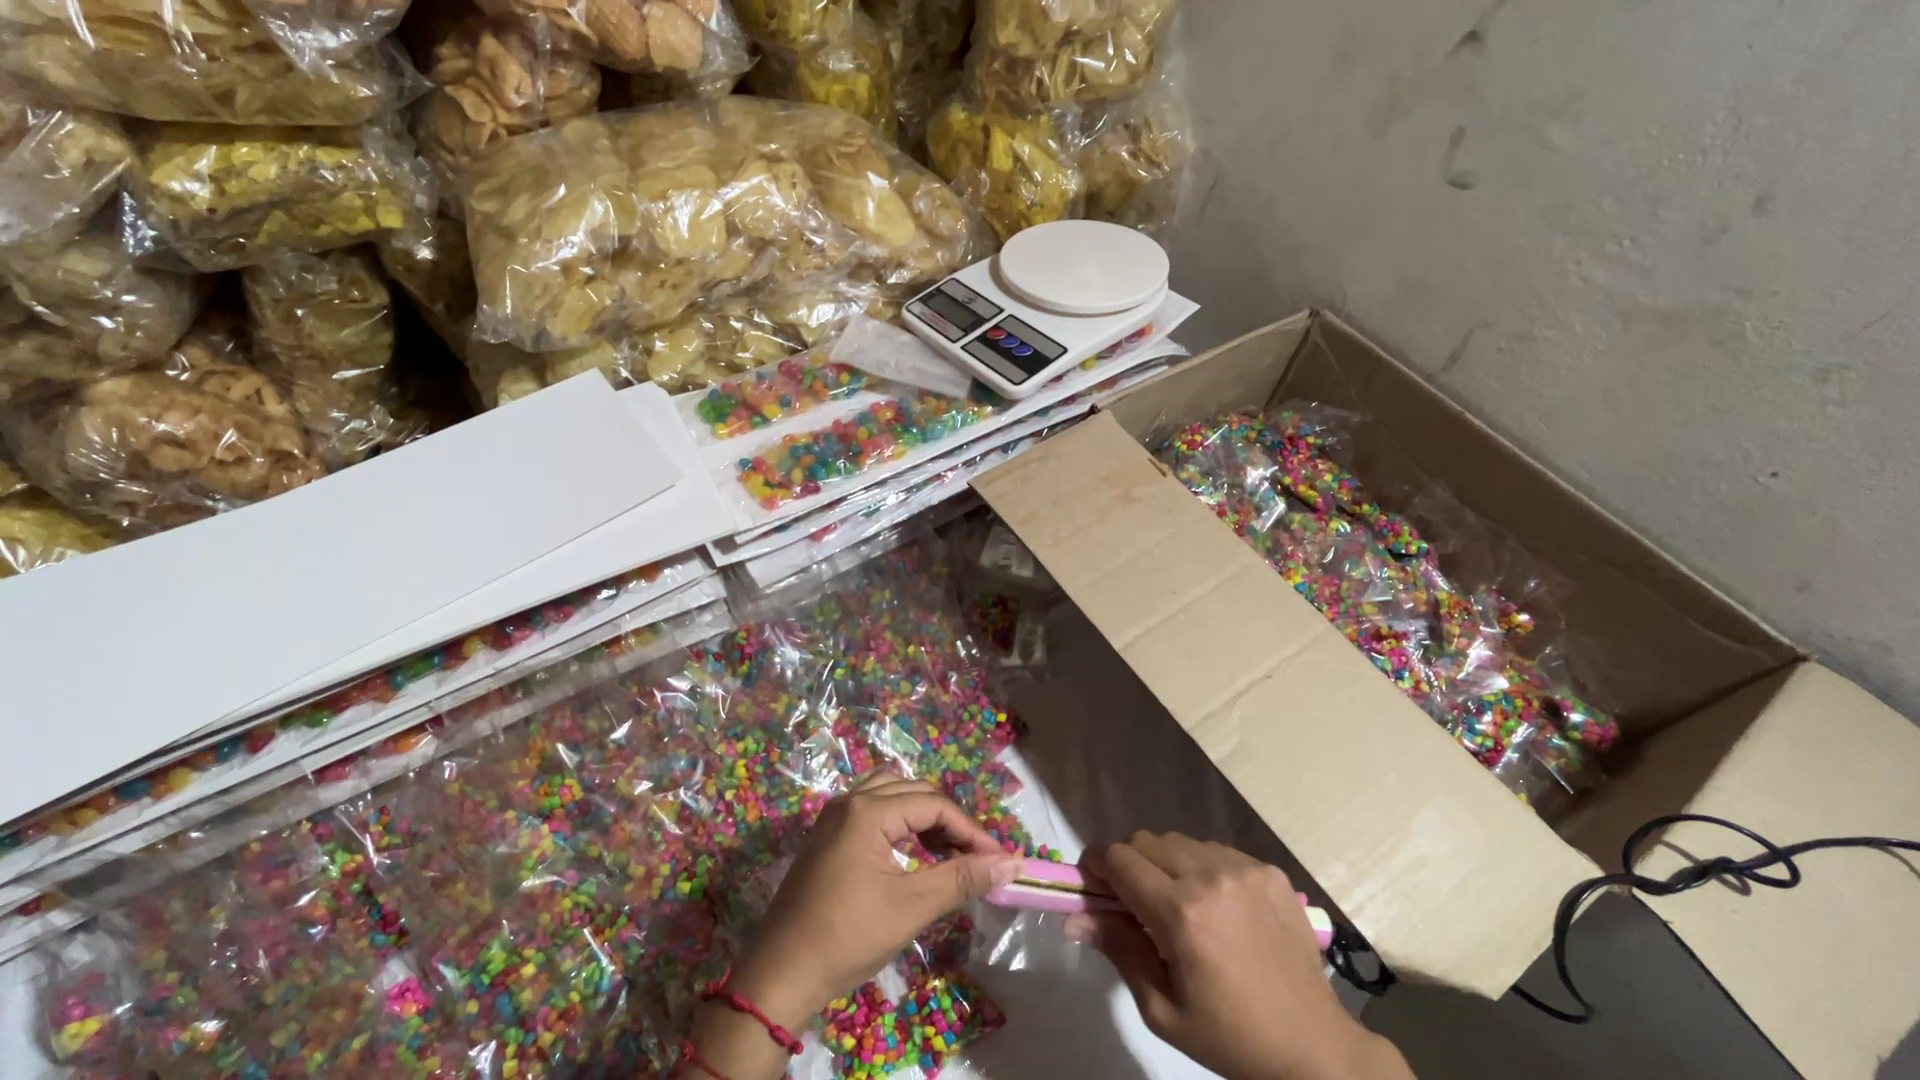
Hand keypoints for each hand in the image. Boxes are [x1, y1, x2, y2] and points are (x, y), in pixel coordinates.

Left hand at [728, 773, 1022, 1027]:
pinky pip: (873, 814)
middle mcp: (849, 802)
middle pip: (914, 792)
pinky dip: (900, 826)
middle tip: (976, 858)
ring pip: (892, 797)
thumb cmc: (846, 936)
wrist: (780, 974)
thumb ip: (961, 878)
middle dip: (950, 822)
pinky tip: (914, 856)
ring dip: (924, 819)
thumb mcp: (910, 907)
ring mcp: (833, 819)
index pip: (934, 805)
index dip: (971, 831)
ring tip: (948, 853)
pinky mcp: (827, 839)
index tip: (999, 862)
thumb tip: (1011, 864)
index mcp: (867, 811)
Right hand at [1074, 833, 1410, 1079]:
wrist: (1312, 1046)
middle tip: (1130, 902)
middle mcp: (1211, 876)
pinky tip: (1214, 907)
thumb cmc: (1229, 1036)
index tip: (1090, 887)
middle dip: (1127, 864)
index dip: (1095, 866)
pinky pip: (1216, 851)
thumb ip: (1118, 950)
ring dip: (1164, 864)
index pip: (1118, 859)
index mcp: (1181, 913)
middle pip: (1145, 841)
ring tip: (1175, 906)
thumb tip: (1075, 918)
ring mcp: (1245, 869)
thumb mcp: (1161, 1008)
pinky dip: (1201, 868)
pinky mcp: (1269, 871)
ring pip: (1180, 842)